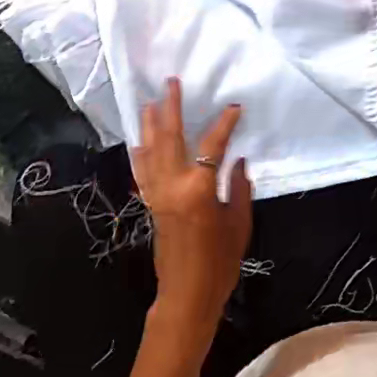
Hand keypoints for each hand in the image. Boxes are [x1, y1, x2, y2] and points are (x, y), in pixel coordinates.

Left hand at [131, 78, 251, 334]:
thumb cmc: (219, 262)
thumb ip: (238, 188)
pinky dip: (140, 154)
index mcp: (198, 189)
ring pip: (150, 151)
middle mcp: (172, 185)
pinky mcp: (150, 204)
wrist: (187, 293)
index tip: (234, 108)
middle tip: (171, 84)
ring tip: (149, 102)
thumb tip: (238, 160)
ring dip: (149, 125)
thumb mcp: (238, 224)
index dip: (224, 124)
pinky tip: (138, 141)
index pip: (212, 146)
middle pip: (169, 138)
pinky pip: (142, 172)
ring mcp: (157, 194)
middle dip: (170, 108)